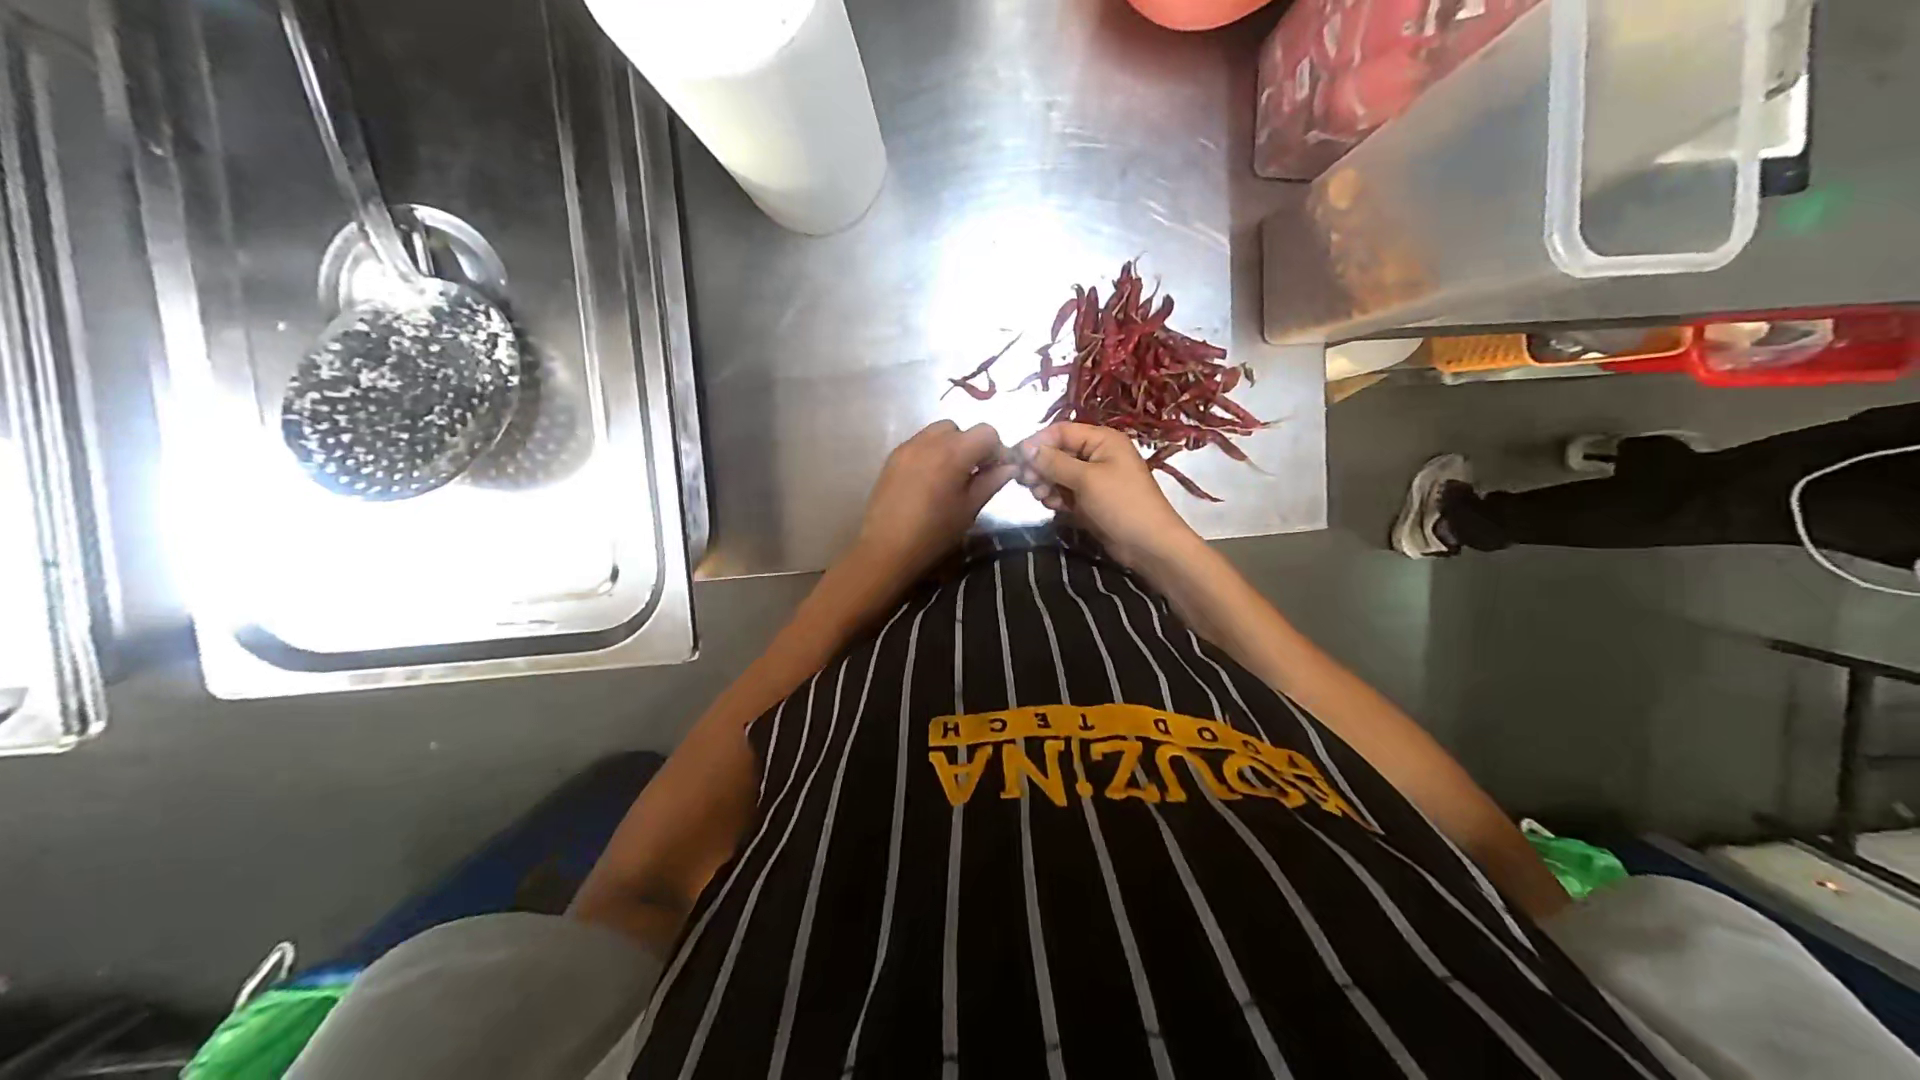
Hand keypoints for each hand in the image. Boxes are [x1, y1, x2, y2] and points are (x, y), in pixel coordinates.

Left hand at [853, 420, 1016, 581]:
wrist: (885, 549)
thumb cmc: (933, 533)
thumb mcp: (969, 509)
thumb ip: (991, 482)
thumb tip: (1010, 467)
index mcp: (953, 453)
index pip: (987, 432)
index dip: (997, 449)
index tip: (996, 471)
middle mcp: (929, 441)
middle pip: (961, 429)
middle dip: (973, 446)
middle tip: (974, 474)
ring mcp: (908, 447)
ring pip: (938, 432)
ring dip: (951, 446)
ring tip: (951, 476)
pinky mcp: (893, 457)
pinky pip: (919, 443)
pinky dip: (932, 453)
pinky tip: (930, 480)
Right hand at [1016, 423, 1200, 570]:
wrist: (1149, 545)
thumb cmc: (1122, 504)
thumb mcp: (1086, 479)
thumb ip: (1054, 462)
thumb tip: (1025, 448)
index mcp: (1102, 439)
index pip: (1061, 431)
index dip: (1037, 443)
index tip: (1016, 460)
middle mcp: (1097, 454)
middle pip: (1057, 452)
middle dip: (1040, 466)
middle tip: (1026, 484)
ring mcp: (1094, 478)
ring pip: (1058, 474)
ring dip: (1046, 484)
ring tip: (1043, 497)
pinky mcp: (1090, 500)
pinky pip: (1065, 491)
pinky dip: (1056, 497)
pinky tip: (1053, 506)